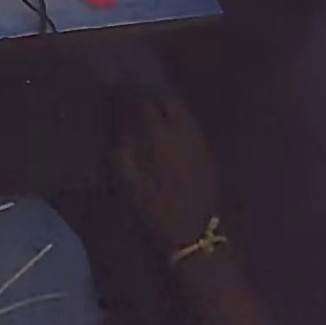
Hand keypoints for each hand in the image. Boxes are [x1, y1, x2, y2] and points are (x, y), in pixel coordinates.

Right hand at [113, 91, 272, 324]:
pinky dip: (179, 120)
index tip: (116, 86)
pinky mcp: (209, 154)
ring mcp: (199, 143)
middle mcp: (183, 134)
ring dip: (166, 106)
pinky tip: (169, 128)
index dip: (128, 93)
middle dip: (151, 95)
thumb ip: (123, 153)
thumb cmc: (157, 212)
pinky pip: (192, 126)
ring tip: (152, 108)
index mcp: (160, 140)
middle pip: (168, 101)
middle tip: (135, 95)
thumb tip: (119, 131)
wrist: (196, 238)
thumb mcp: (130, 185)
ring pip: (183, 112)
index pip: (143, 104)